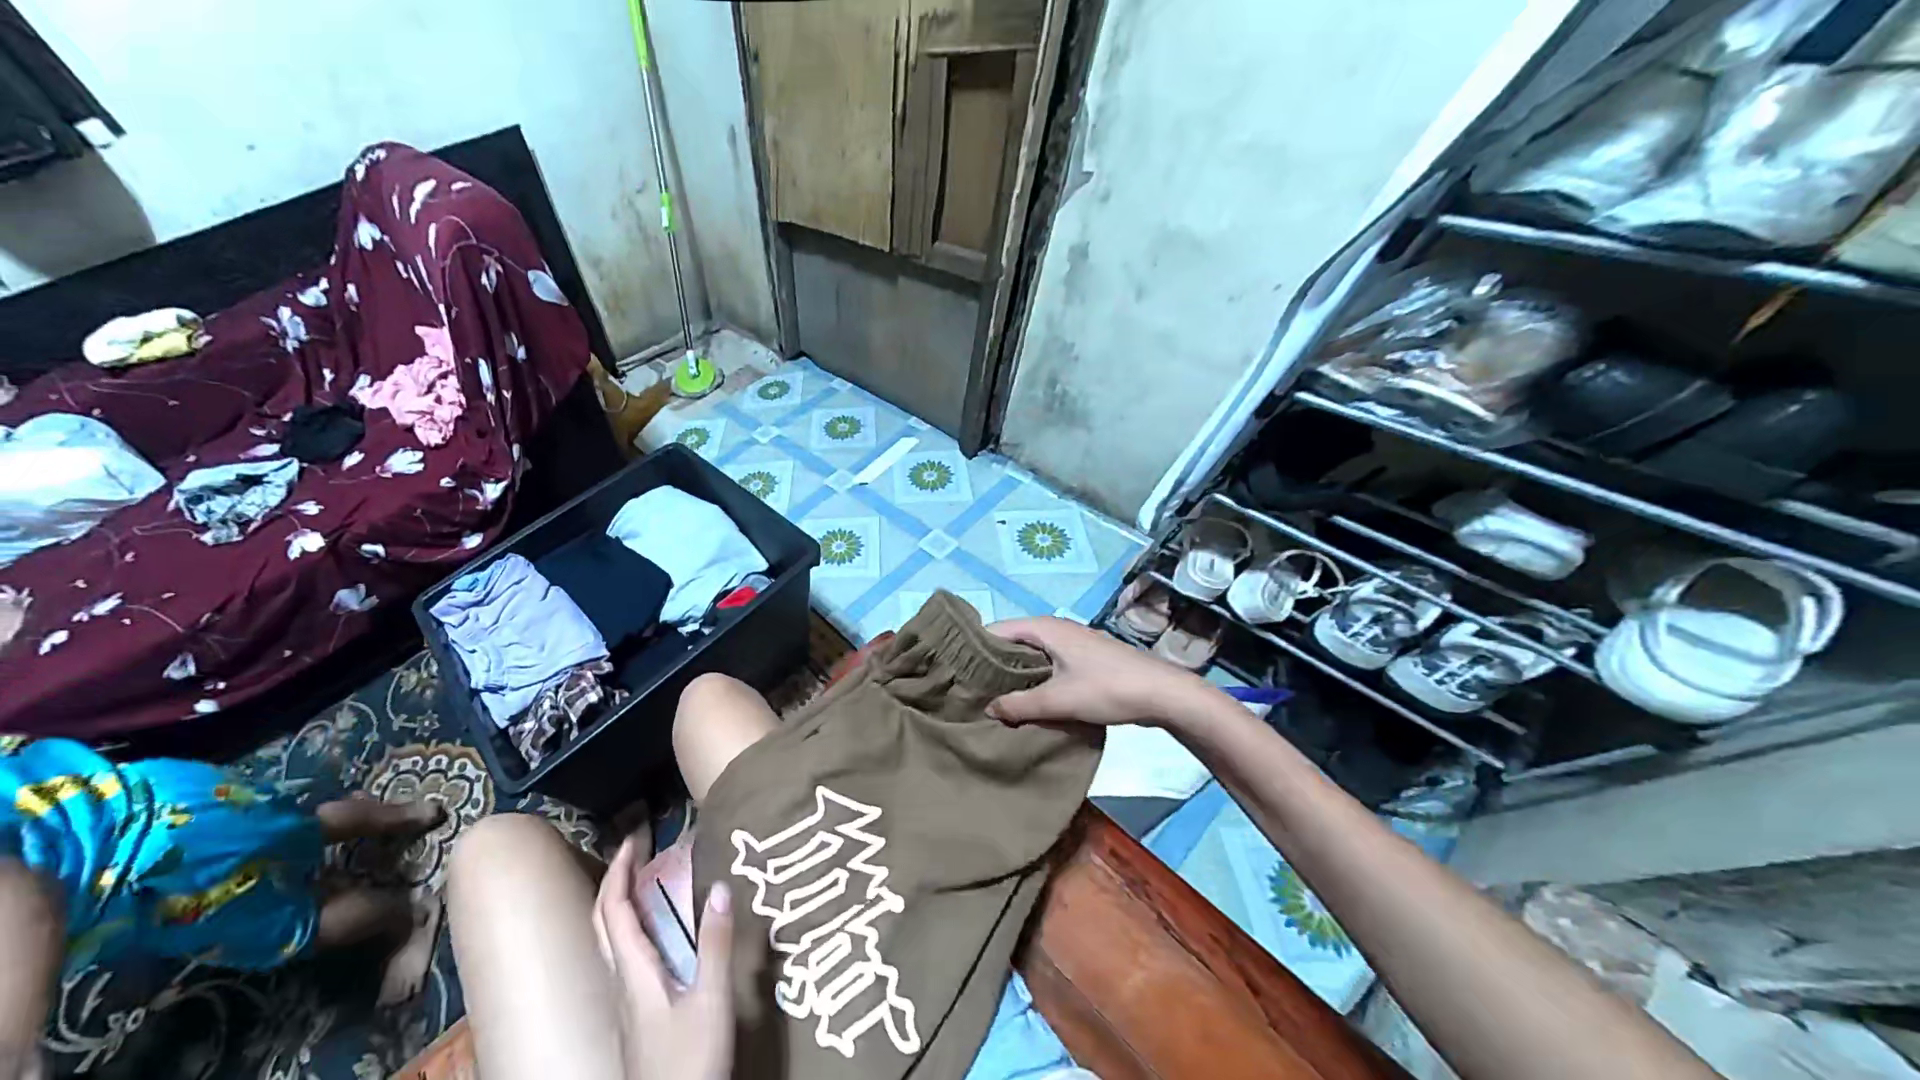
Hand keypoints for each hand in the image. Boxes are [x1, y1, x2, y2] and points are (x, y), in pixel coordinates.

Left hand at [593, 837, 734, 1079]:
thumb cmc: (689, 1062)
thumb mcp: (711, 1002)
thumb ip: (717, 945)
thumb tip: (722, 886)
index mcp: (635, 973)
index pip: (615, 911)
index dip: (620, 871)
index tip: (635, 837)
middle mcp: (623, 981)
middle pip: (604, 923)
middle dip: (615, 880)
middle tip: (636, 848)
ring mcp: (628, 1000)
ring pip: (612, 940)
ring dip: (622, 901)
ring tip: (646, 877)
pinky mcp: (639, 1013)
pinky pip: (627, 955)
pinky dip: (635, 926)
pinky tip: (659, 930)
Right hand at [987, 616, 1215, 728]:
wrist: (1163, 694)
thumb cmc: (1107, 689)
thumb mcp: (1058, 700)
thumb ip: (1019, 704)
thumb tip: (989, 709)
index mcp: (1045, 628)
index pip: (997, 629)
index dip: (975, 648)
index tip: (956, 672)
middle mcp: (1056, 629)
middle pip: (1013, 641)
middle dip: (993, 664)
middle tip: (971, 690)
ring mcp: (1072, 643)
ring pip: (1032, 655)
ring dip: (1015, 674)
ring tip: (993, 698)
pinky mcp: (1084, 659)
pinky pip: (1048, 664)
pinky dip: (1034, 678)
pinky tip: (1027, 700)